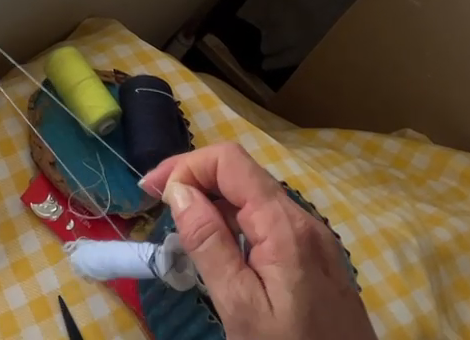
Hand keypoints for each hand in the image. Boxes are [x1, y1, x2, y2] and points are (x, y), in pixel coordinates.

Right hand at [141, 144, 375, 339]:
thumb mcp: (241, 308)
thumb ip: (208, 244)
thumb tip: (179, 191)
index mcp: (285, 226)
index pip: (229, 161)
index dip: (185, 166)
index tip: (152, 192)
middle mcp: (304, 222)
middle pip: (241, 173)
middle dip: (194, 180)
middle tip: (157, 206)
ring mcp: (314, 242)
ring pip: (253, 198)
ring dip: (212, 202)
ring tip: (181, 230)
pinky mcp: (317, 263)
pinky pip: (268, 224)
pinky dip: (234, 223)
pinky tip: (217, 250)